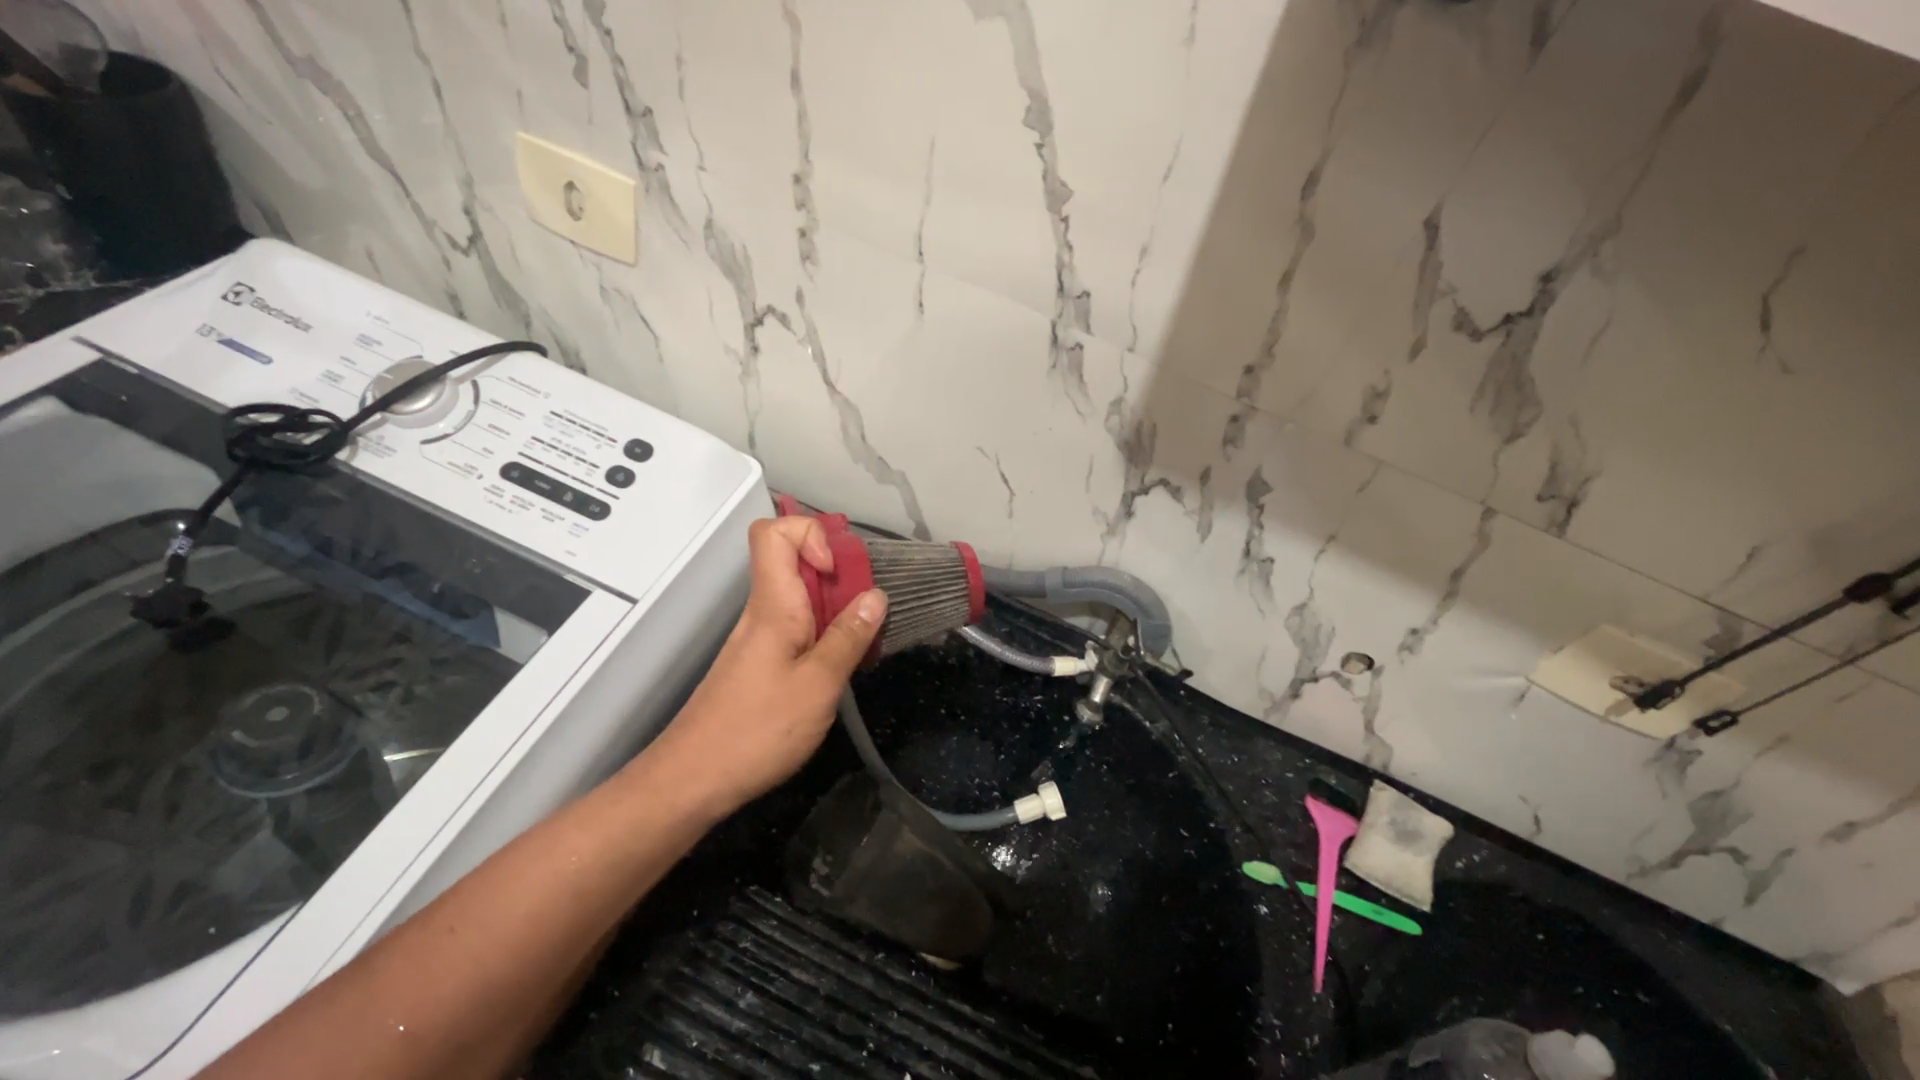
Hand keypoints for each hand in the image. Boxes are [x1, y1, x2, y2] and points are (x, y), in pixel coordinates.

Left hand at [646, 516, 886, 817]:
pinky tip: (838, 670)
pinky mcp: (759, 664)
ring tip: (862, 646)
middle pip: (794, 562)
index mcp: (773, 605)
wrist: (694, 779)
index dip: (811, 535)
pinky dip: (823, 637)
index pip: (774, 533)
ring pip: (799, 599)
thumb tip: (875, 595)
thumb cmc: (759, 731)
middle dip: (838, 577)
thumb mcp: (819, 686)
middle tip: (867, 615)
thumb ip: (849, 638)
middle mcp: (762, 612)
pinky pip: (796, 630)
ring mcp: (758, 639)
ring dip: (835, 611)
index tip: (839, 574)